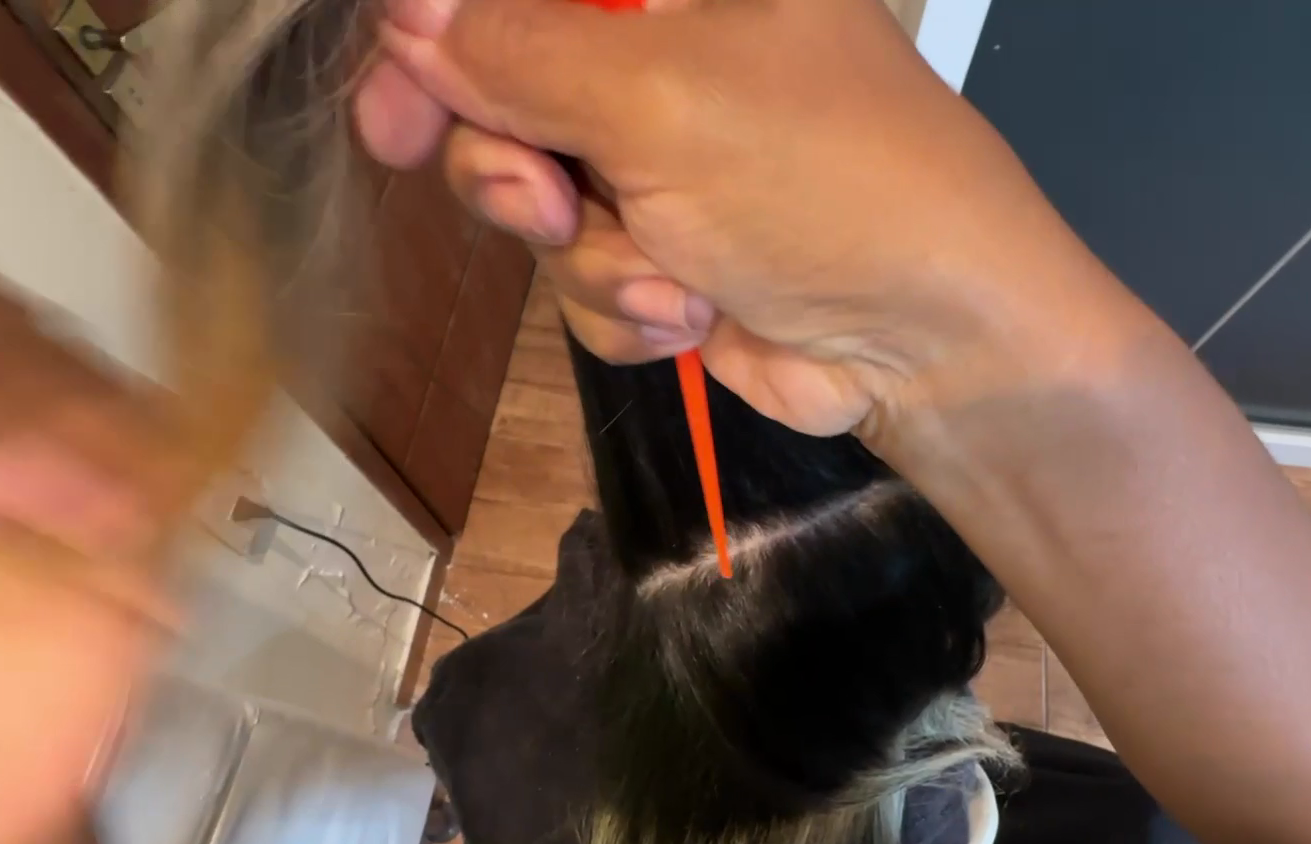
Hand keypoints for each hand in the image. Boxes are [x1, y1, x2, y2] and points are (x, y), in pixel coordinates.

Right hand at [355, 0, 1059, 437]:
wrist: (917, 342)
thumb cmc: (820, 186)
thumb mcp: (666, 102)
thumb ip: (525, 56)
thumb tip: (407, 17)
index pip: (522, 1)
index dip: (438, 46)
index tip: (393, 114)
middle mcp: (663, 78)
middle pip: (511, 111)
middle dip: (517, 175)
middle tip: (547, 205)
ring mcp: (664, 183)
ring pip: (548, 218)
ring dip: (600, 263)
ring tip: (676, 283)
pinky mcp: (671, 271)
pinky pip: (595, 291)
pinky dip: (633, 314)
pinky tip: (695, 319)